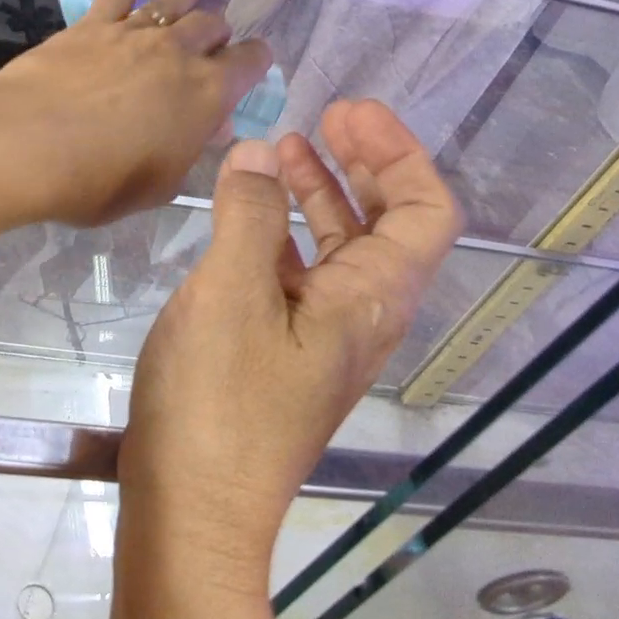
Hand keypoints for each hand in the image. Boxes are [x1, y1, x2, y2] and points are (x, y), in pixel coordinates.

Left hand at [0, 0, 270, 226]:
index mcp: (206, 95)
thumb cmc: (101, 180)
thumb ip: (187, 151)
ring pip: (170, 2)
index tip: (257, 58)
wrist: (31, 143)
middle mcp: (177, 53)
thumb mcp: (159, 184)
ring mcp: (132, 34)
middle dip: (218, 31)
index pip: (247, 65)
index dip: (255, 60)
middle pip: (210, 28)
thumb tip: (205, 126)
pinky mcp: (90, 26)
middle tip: (217, 36)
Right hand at [120, 101, 463, 563]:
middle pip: (387, 227)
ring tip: (282, 150)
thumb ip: (250, 214)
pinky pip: (298, 276)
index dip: (398, 153)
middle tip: (326, 116)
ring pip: (338, 250)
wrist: (193, 508)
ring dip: (320, 195)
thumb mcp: (231, 292)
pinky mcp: (280, 354)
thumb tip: (258, 153)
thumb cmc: (220, 399)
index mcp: (368, 300)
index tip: (349, 111)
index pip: (424, 213)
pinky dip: (281, 234)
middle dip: (363, 165)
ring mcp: (319, 338)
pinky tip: (244, 218)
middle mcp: (358, 317)